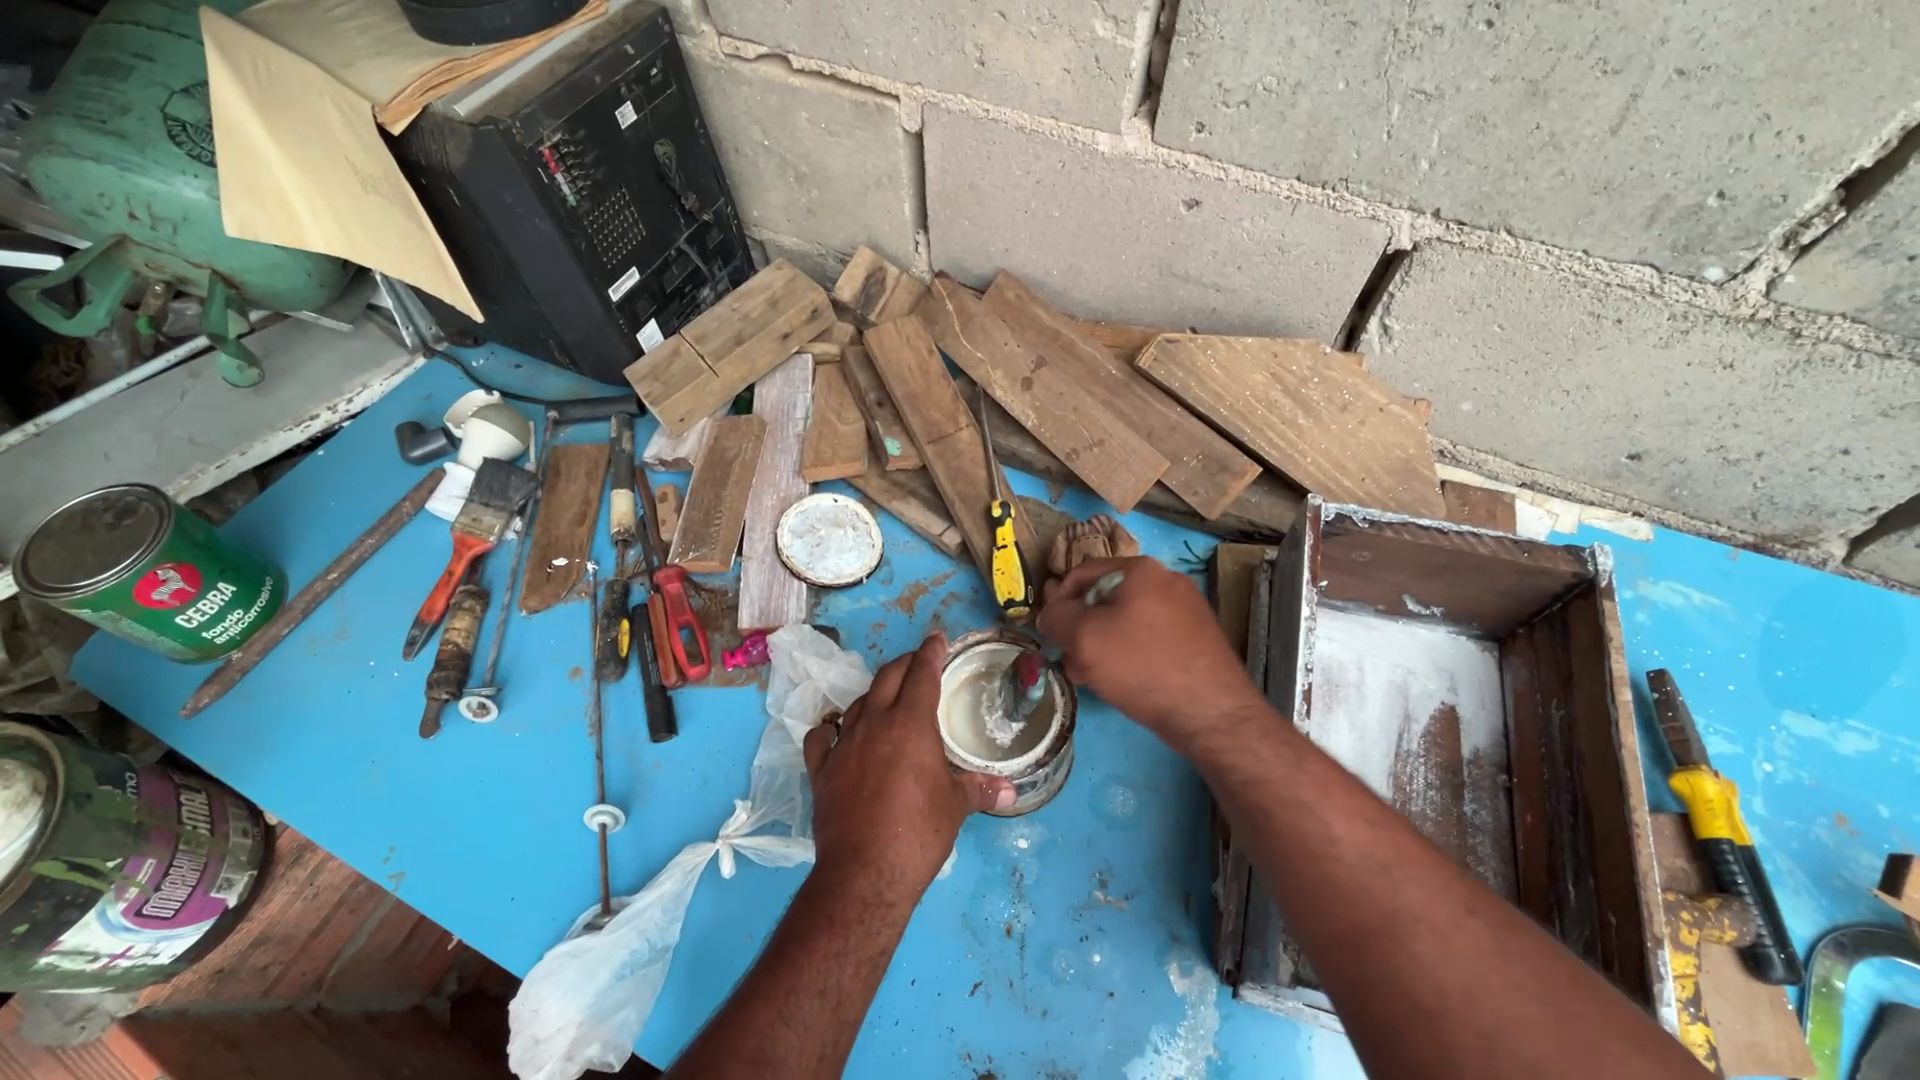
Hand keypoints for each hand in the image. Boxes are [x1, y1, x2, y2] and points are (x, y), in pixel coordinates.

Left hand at [803, 633, 1014, 902]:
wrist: (865, 872)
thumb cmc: (919, 832)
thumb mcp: (956, 806)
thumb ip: (980, 790)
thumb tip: (1010, 791)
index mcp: (910, 724)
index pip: (922, 674)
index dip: (931, 652)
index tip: (936, 639)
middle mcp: (874, 724)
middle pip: (887, 678)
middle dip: (905, 665)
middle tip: (919, 663)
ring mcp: (843, 746)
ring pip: (856, 704)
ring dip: (874, 694)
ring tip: (886, 698)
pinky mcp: (821, 771)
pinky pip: (821, 738)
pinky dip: (830, 729)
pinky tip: (836, 733)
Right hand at [1038, 557, 1265, 752]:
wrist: (1211, 713)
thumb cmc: (1142, 667)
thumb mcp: (1084, 638)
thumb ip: (1057, 617)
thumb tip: (1051, 612)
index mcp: (1140, 569)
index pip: (1080, 574)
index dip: (1058, 603)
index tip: (1051, 636)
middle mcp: (1166, 580)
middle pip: (1104, 598)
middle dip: (1081, 629)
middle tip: (1073, 662)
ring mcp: (1185, 608)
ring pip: (1125, 620)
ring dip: (1102, 645)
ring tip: (1095, 678)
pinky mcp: (1195, 636)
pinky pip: (1148, 637)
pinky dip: (1130, 654)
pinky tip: (1125, 682)